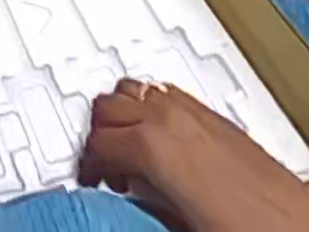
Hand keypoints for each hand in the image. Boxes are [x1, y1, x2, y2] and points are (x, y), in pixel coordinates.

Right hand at [78, 80, 308, 231]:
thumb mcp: (182, 226)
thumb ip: (145, 199)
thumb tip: (127, 190)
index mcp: (153, 146)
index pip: (98, 143)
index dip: (89, 164)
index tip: (92, 178)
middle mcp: (168, 118)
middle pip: (106, 106)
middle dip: (99, 133)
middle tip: (103, 163)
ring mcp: (193, 112)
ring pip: (132, 89)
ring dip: (122, 113)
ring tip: (128, 145)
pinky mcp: (218, 118)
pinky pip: (166, 94)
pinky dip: (151, 107)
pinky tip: (162, 136)